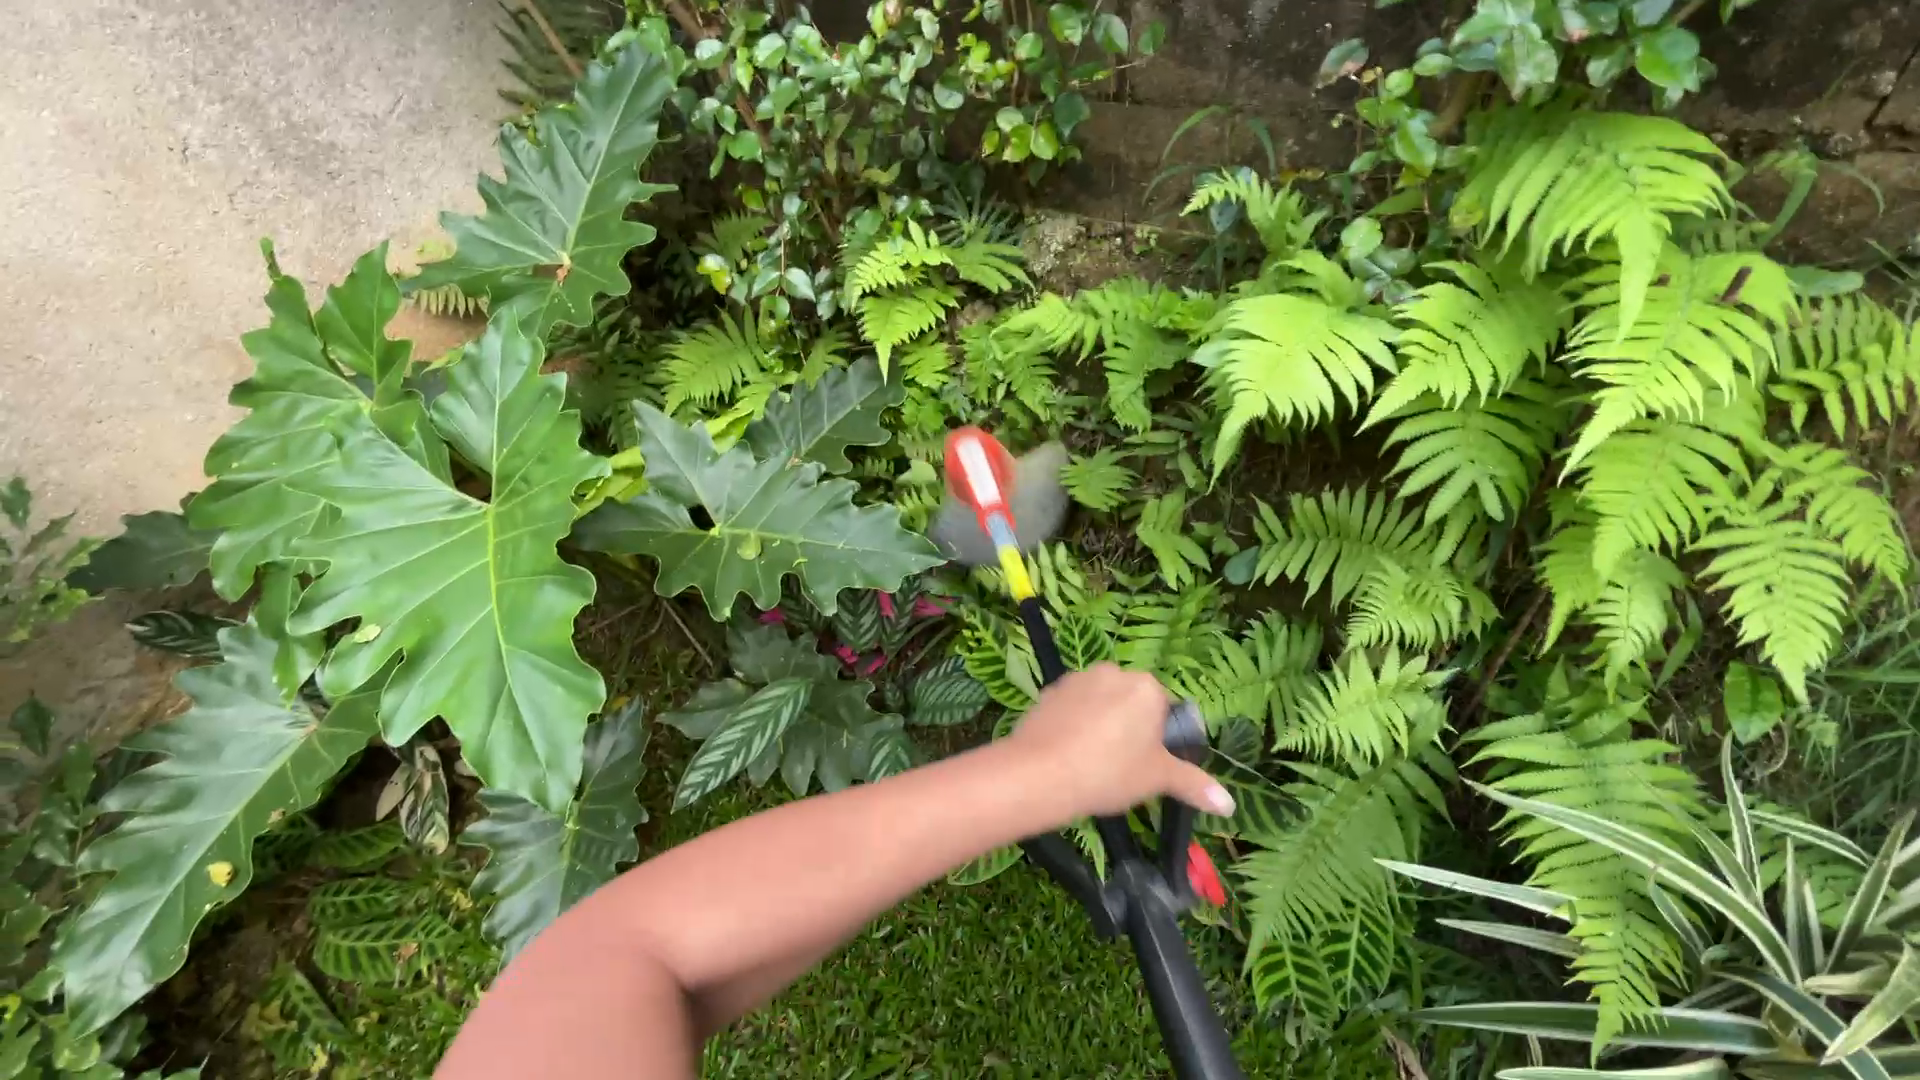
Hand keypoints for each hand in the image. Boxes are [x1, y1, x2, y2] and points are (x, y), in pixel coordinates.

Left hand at [1005, 663, 1234, 820]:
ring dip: (1101, 725)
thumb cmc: (1110, 771)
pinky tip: (1069, 754)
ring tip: (1093, 764)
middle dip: (1130, 730)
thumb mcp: (1158, 779)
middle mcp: (1112, 672)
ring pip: (1099, 704)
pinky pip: (1071, 709)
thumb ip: (1194, 785)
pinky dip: (1074, 726)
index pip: (1164, 708)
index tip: (1147, 765)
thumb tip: (1229, 805)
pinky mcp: (1048, 692)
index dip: (1159, 739)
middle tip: (1122, 768)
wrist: (1040, 773)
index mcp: (1146, 686)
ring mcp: (1077, 679)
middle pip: (1130, 703)